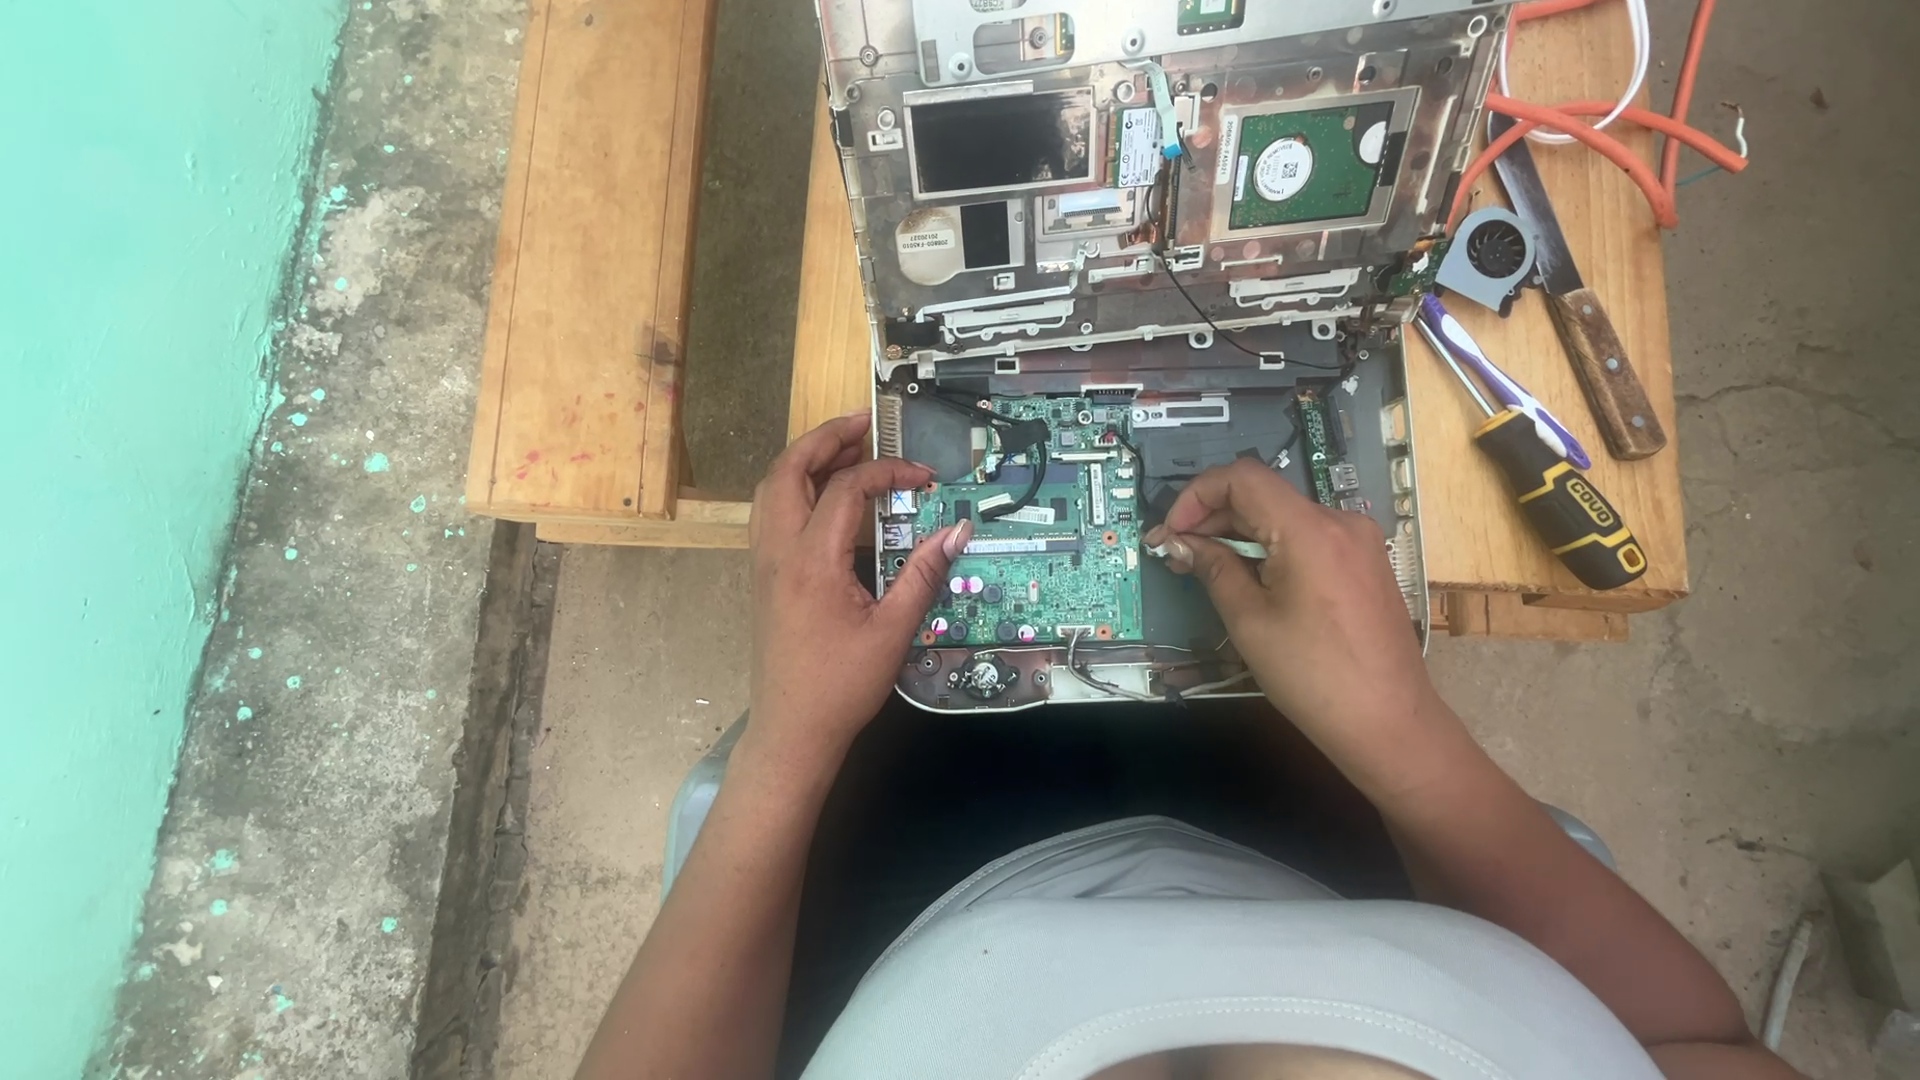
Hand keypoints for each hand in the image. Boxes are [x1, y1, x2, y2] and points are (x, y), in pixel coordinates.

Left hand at [746, 412, 971, 764]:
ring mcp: (763, 562)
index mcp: (811, 561)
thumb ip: (923, 575)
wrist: (791, 731)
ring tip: (845, 448)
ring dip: (805, 458)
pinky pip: (770, 511)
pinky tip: (823, 496)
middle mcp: (778, 551)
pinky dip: (793, 486)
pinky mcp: (762, 576)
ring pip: (772, 487)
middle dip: (826, 437)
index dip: (887, 472)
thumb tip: (958, 531)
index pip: (847, 488)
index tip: (922, 478)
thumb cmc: (842, 686)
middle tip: (866, 424)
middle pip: (790, 469)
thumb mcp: (893, 632)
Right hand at [1142, 459, 1440, 760]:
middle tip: (1176, 555)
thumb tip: (1180, 542)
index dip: (1197, 495)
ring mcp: (1357, 541)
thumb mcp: (1249, 620)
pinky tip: (1248, 579)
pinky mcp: (1363, 562)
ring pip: (1282, 517)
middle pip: (1262, 496)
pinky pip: (1305, 538)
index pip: (1242, 478)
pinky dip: (1269, 548)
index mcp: (1310, 530)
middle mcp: (1340, 522)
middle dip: (1212, 519)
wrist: (1389, 723)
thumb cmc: (1312, 675)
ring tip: (1206, 569)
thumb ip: (1213, 568)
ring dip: (1238, 535)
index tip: (1172, 531)